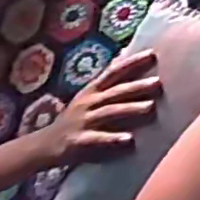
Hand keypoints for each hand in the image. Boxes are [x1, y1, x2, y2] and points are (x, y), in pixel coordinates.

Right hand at [42, 50, 161, 164]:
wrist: (41, 146)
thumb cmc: (75, 116)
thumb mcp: (89, 95)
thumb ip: (109, 78)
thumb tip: (125, 53)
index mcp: (92, 91)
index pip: (113, 72)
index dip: (132, 62)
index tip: (152, 53)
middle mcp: (88, 103)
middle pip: (115, 92)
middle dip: (136, 86)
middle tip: (158, 82)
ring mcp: (82, 122)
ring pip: (108, 112)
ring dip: (130, 108)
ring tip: (150, 107)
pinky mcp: (77, 141)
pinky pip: (96, 139)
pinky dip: (112, 138)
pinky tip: (129, 139)